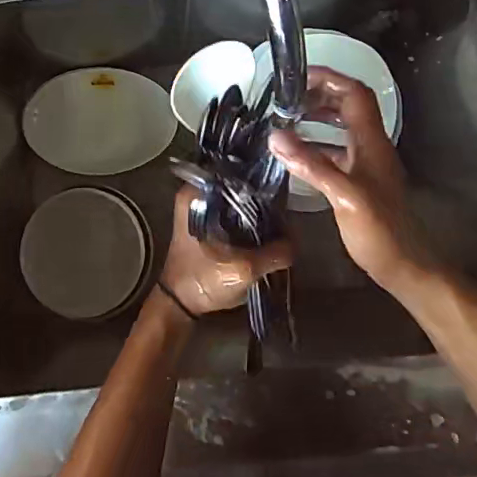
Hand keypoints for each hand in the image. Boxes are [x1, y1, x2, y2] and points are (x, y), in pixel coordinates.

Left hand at [161, 187, 292, 316]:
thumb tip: (298, 239)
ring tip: (280, 220)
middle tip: (285, 210)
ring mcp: (201, 206)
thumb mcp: (243, 270)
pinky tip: (267, 229)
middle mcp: (197, 191)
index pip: (238, 171)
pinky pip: (235, 210)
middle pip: (240, 183)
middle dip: (263, 197)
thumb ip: (275, 252)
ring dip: (258, 209)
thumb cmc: (203, 283)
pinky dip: (250, 218)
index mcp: (197, 193)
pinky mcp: (207, 220)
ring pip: (239, 197)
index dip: (263, 181)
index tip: (283, 192)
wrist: (178, 306)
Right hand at [268, 66, 435, 294]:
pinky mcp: (362, 182)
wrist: (406, 266)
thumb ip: (311, 165)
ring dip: (318, 118)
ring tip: (287, 120)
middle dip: (320, 94)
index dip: (328, 78)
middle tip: (286, 98)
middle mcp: (372, 147)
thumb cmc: (379, 231)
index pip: (354, 94)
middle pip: (349, 105)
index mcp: (372, 142)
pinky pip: (339, 151)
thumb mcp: (343, 196)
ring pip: (343, 128)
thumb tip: (276, 136)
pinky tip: (298, 155)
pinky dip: (318, 145)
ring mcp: (368, 165)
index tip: (297, 77)